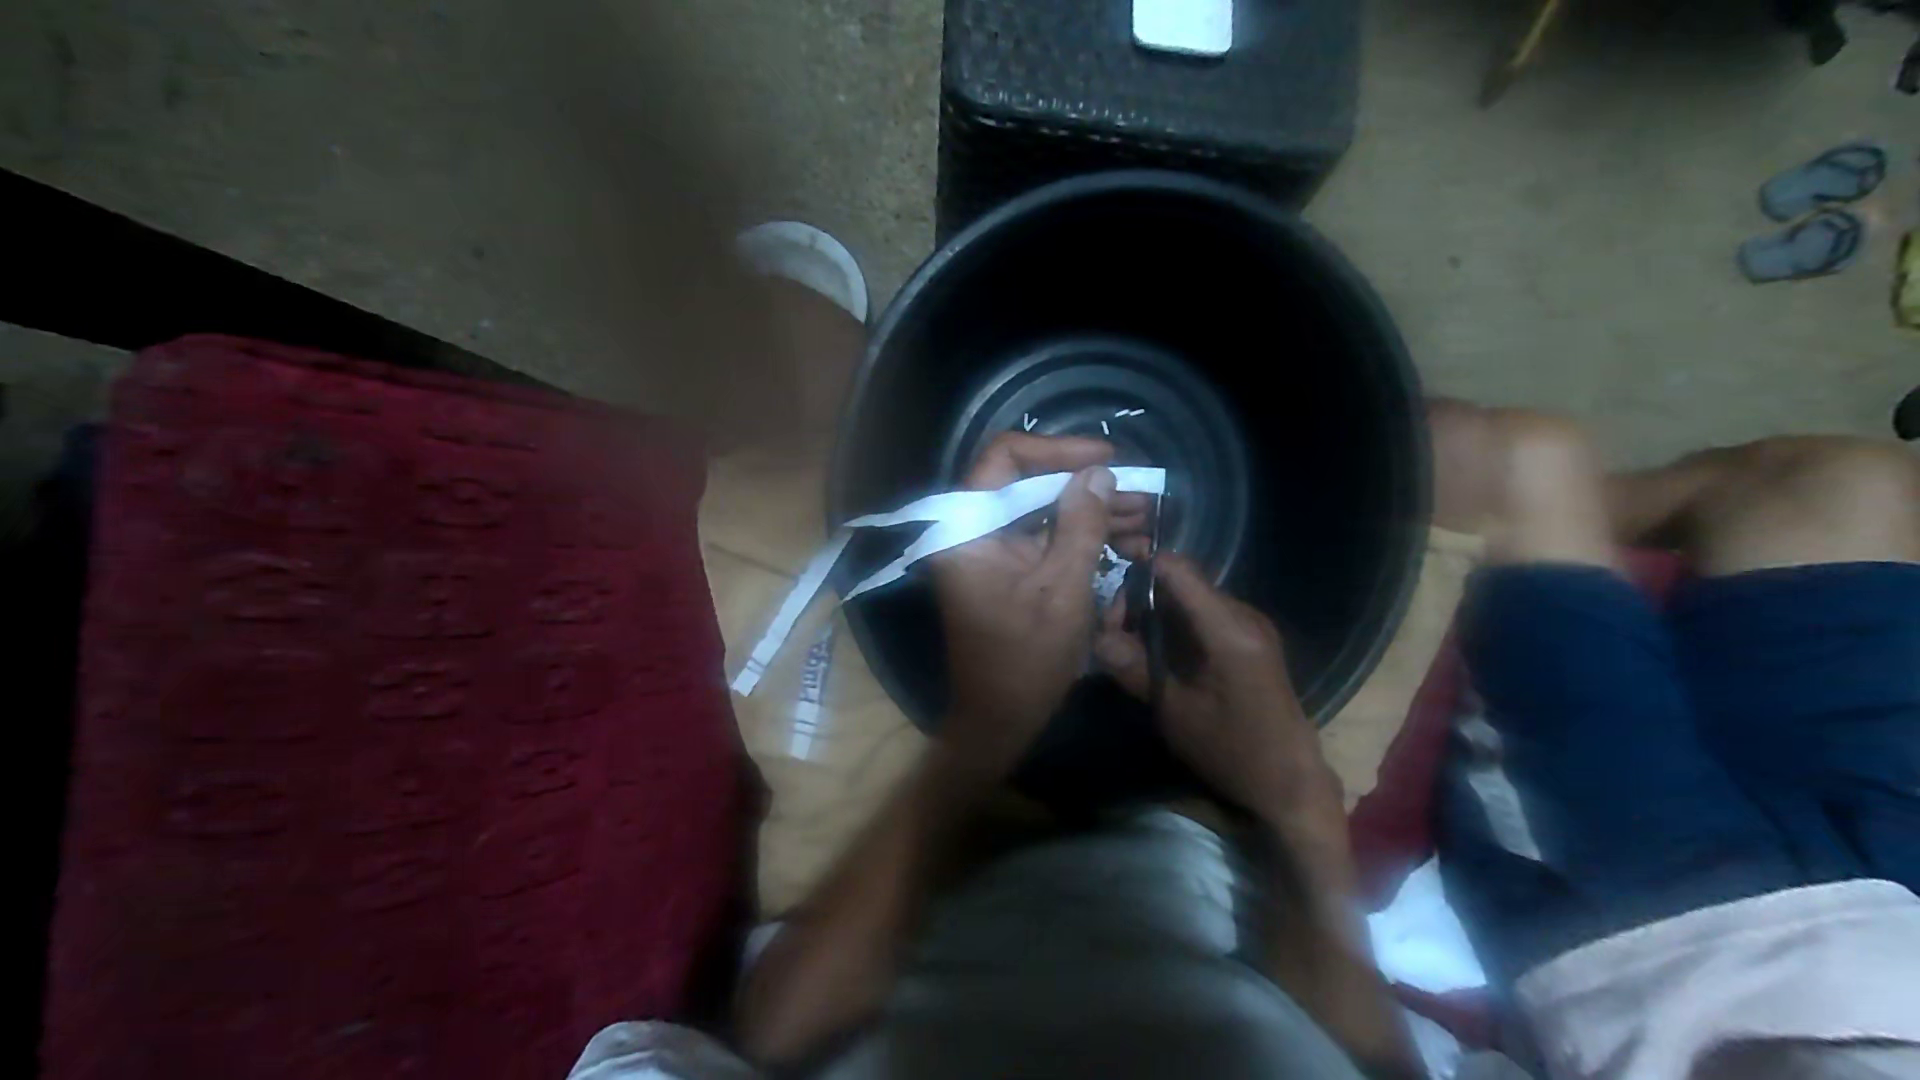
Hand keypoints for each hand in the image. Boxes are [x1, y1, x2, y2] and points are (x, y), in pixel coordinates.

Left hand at [928, 433, 1118, 780]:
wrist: (1000, 719)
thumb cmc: (1026, 661)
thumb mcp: (1063, 590)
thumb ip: (1081, 526)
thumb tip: (1100, 473)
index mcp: (968, 529)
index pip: (1004, 458)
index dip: (1057, 449)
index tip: (1107, 459)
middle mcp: (972, 530)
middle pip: (1029, 482)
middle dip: (1087, 485)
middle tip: (1142, 494)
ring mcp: (990, 550)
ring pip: (1043, 509)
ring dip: (1093, 511)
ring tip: (1147, 519)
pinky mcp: (1007, 568)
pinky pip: (1045, 537)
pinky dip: (1082, 537)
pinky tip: (1128, 542)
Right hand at [1094, 553, 1340, 826]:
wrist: (1289, 783)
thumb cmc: (1232, 750)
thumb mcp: (1174, 713)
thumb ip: (1135, 668)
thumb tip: (1098, 637)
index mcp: (1228, 629)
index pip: (1178, 571)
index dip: (1140, 563)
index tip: (1108, 579)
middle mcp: (1243, 616)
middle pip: (1180, 582)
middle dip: (1139, 599)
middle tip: (1112, 635)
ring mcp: (1250, 627)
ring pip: (1189, 598)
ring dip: (1154, 613)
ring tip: (1128, 646)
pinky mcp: (1249, 641)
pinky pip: (1202, 616)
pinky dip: (1172, 625)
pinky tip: (1154, 653)